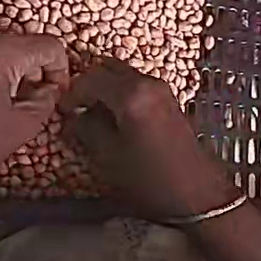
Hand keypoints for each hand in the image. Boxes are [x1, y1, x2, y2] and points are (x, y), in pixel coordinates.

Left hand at [0, 32, 68, 207]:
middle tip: (36, 104)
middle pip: (26, 45)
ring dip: (16, 74)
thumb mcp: (24, 125)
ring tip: (10, 107)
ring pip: (4, 51)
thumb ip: (48, 99)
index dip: (61, 72)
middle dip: (38, 72)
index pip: (50, 46)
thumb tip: (50, 89)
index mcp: (2, 51)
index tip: (56, 96)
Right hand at [60, 57, 237, 220]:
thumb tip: (76, 117)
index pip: (90, 78)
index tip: (62, 111)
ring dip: (106, 88)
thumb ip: (88, 129)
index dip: (72, 93)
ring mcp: (162, 90)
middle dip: (89, 84)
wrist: (198, 193)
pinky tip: (115, 119)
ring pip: (124, 76)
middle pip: (108, 68)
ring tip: (93, 115)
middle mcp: (148, 83)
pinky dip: (122, 94)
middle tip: (76, 108)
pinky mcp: (170, 101)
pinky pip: (138, 87)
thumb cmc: (150, 177)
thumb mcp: (110, 156)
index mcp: (131, 93)